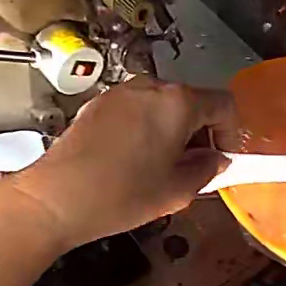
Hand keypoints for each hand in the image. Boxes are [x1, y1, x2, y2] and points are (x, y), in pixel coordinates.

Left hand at [0, 77, 235, 250]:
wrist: (55, 198)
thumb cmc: (120, 196)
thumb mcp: (176, 191)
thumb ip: (206, 170)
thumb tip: (215, 160)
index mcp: (177, 102)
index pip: (223, 104)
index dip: (231, 133)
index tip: (223, 159)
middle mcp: (149, 86)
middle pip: (192, 101)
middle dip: (201, 132)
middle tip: (195, 167)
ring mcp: (120, 92)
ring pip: (162, 105)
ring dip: (173, 130)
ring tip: (162, 167)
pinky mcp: (97, 104)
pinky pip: (136, 110)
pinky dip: (146, 128)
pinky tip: (134, 160)